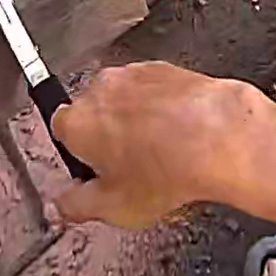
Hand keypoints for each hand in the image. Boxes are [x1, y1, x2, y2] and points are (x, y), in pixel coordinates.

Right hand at [52, 62, 275, 227]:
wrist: (216, 135)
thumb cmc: (166, 169)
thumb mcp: (114, 209)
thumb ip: (76, 206)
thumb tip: (63, 205)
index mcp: (78, 121)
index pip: (60, 130)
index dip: (77, 152)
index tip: (94, 170)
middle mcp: (100, 89)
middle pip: (93, 112)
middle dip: (106, 135)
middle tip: (129, 167)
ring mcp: (131, 74)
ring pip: (123, 99)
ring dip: (133, 119)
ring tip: (159, 152)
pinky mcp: (160, 67)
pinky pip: (150, 89)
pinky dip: (159, 105)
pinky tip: (177, 133)